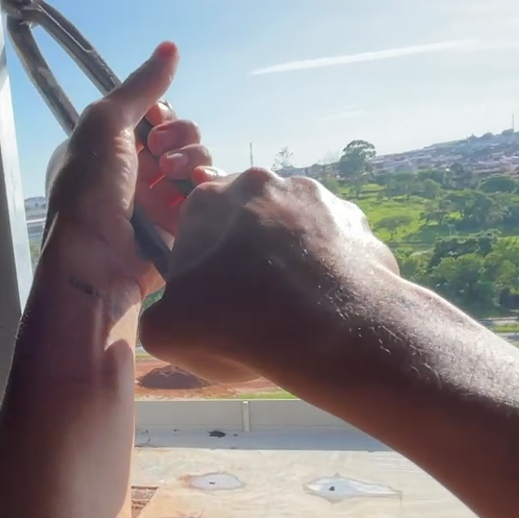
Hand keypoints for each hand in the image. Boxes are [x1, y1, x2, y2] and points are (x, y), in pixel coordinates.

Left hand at [41, 43, 215, 297]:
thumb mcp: (104, 124)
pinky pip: (206, 199)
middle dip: (181, 138)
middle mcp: (131, 177)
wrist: (96, 262)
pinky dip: (206, 189)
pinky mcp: (177, 230)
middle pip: (181, 139)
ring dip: (194, 161)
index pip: (152, 120)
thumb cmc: (88, 191)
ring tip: (176, 177)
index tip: (154, 123)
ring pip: (197, 166)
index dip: (162, 115)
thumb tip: (170, 48)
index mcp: (107, 151)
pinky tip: (196, 191)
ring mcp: (154, 205)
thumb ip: (139, 87)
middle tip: (160, 154)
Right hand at [141, 168, 408, 386]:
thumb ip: (158, 315)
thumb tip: (170, 317)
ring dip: (288, 260)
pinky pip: (334, 246)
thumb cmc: (232, 325)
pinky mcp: (359, 222)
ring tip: (291, 310)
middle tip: (249, 305)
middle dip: (246, 255)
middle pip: (246, 222)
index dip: (198, 264)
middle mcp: (264, 183)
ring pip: (292, 230)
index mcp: (208, 199)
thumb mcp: (163, 331)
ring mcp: (318, 196)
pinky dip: (328, 272)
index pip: (194, 225)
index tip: (207, 298)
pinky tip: (324, 308)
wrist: (326, 333)